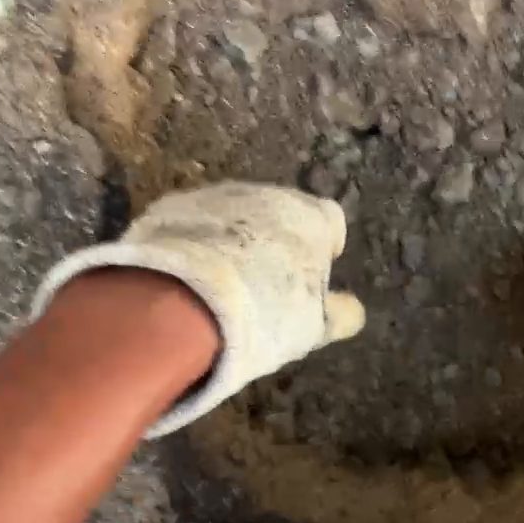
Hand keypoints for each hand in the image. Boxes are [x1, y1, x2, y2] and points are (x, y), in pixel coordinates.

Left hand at [32, 183, 364, 436]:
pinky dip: (193, 240)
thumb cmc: (263, 314)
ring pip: (234, 213)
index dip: (325, 244)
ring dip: (233, 237)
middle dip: (277, 239)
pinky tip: (184, 276)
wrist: (179, 301)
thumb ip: (339, 314)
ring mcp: (217, 195)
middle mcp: (269, 194)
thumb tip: (352, 310)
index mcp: (313, 217)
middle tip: (265, 280)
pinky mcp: (171, 205)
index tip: (316, 268)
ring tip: (220, 280)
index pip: (332, 220)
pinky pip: (191, 221)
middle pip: (282, 212)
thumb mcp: (312, 328)